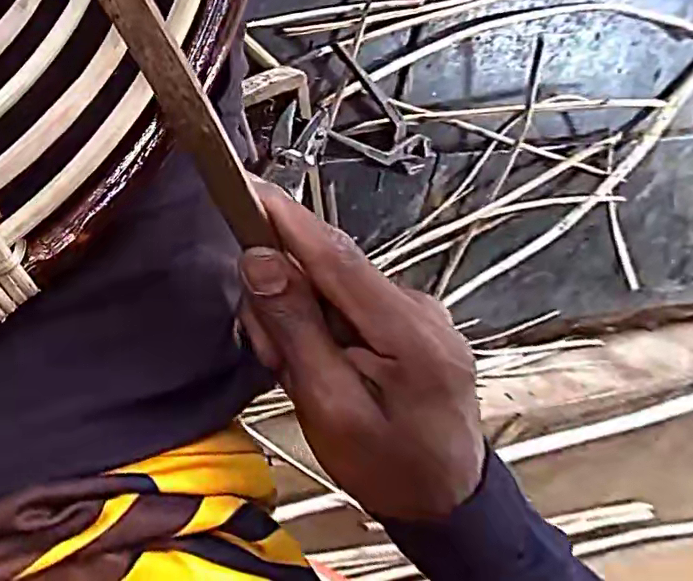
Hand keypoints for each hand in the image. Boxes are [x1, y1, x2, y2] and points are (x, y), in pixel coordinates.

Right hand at [238, 183, 483, 521]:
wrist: (445, 504)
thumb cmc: (389, 467)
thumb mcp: (330, 408)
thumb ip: (295, 329)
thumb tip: (260, 260)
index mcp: (410, 333)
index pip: (335, 255)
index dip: (287, 218)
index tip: (247, 188)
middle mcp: (418, 306)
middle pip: (326, 264)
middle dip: (282, 290)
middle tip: (268, 347)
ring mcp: (415, 307)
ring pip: (329, 278)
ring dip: (295, 310)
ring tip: (295, 366)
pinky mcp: (404, 313)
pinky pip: (343, 293)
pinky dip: (315, 316)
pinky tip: (314, 356)